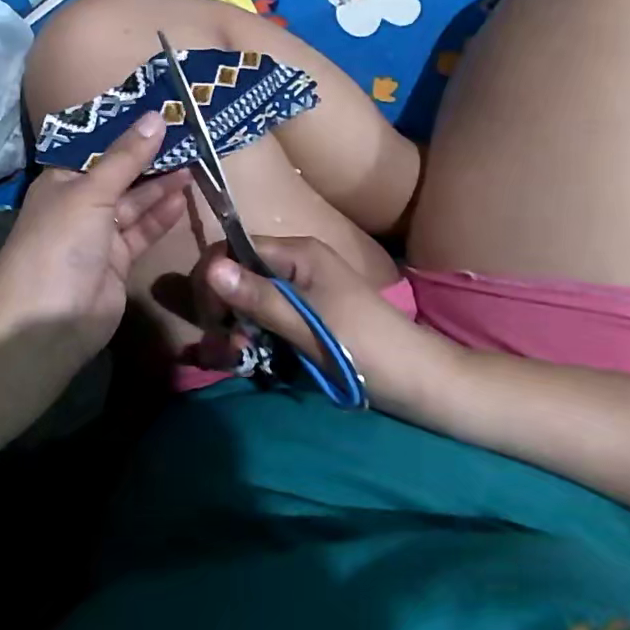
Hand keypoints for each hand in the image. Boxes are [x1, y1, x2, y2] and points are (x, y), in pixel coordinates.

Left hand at [0, 111, 190, 359]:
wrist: (46, 322)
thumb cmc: (60, 244)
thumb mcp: (91, 192)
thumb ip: (127, 157)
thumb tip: (156, 116)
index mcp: (62, 181)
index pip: (98, 148)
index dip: (128, 131)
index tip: (162, 113)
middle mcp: (80, 204)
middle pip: (121, 175)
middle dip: (151, 158)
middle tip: (189, 137)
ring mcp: (99, 235)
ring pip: (135, 203)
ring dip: (162, 186)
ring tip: (195, 163)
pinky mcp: (119, 261)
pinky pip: (143, 232)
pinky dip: (162, 216)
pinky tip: (184, 198)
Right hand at [196, 237, 460, 413]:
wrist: (420, 382)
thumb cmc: (366, 347)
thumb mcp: (307, 324)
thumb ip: (257, 297)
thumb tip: (209, 268)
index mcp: (298, 253)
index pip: (233, 248)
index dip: (214, 278)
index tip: (213, 319)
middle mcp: (294, 265)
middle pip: (236, 275)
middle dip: (223, 310)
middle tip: (231, 348)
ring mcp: (299, 292)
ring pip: (246, 301)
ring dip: (236, 329)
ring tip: (243, 359)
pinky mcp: (303, 318)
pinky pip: (263, 320)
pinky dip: (252, 338)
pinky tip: (254, 360)